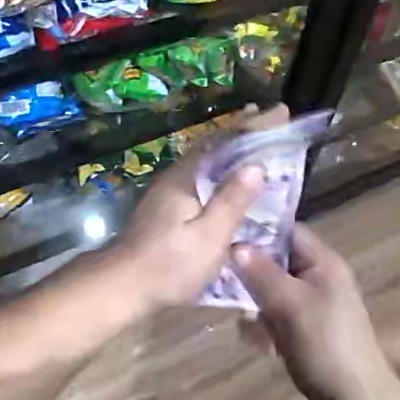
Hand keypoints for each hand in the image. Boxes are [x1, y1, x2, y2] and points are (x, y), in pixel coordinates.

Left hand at [110, 106, 285, 308]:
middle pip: (214, 146)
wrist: (120, 288)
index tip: (279, 111)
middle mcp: (177, 177)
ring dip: (232, 149)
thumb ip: (231, 201)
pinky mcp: (167, 208)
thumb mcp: (208, 237)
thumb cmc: (169, 265)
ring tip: (256, 142)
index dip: (253, 126)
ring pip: (207, 161)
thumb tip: (256, 165)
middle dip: (242, 131)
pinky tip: (230, 179)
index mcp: (187, 178)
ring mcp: (169, 192)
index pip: (224, 141)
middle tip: (270, 118)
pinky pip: (202, 176)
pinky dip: (222, 168)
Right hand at [234, 224, 398, 399]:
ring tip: (245, 321)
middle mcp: (319, 275)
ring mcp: (314, 300)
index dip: (257, 231)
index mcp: (323, 261)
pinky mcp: (307, 324)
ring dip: (256, 302)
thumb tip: (235, 244)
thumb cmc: (325, 343)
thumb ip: (262, 273)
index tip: (225, 238)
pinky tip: (258, 341)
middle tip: (225, 284)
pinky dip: (266, 323)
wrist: (355, 395)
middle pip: (277, 260)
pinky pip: (279, 312)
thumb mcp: (290, 305)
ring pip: (274, 288)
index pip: (287, 231)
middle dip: (251, 273)